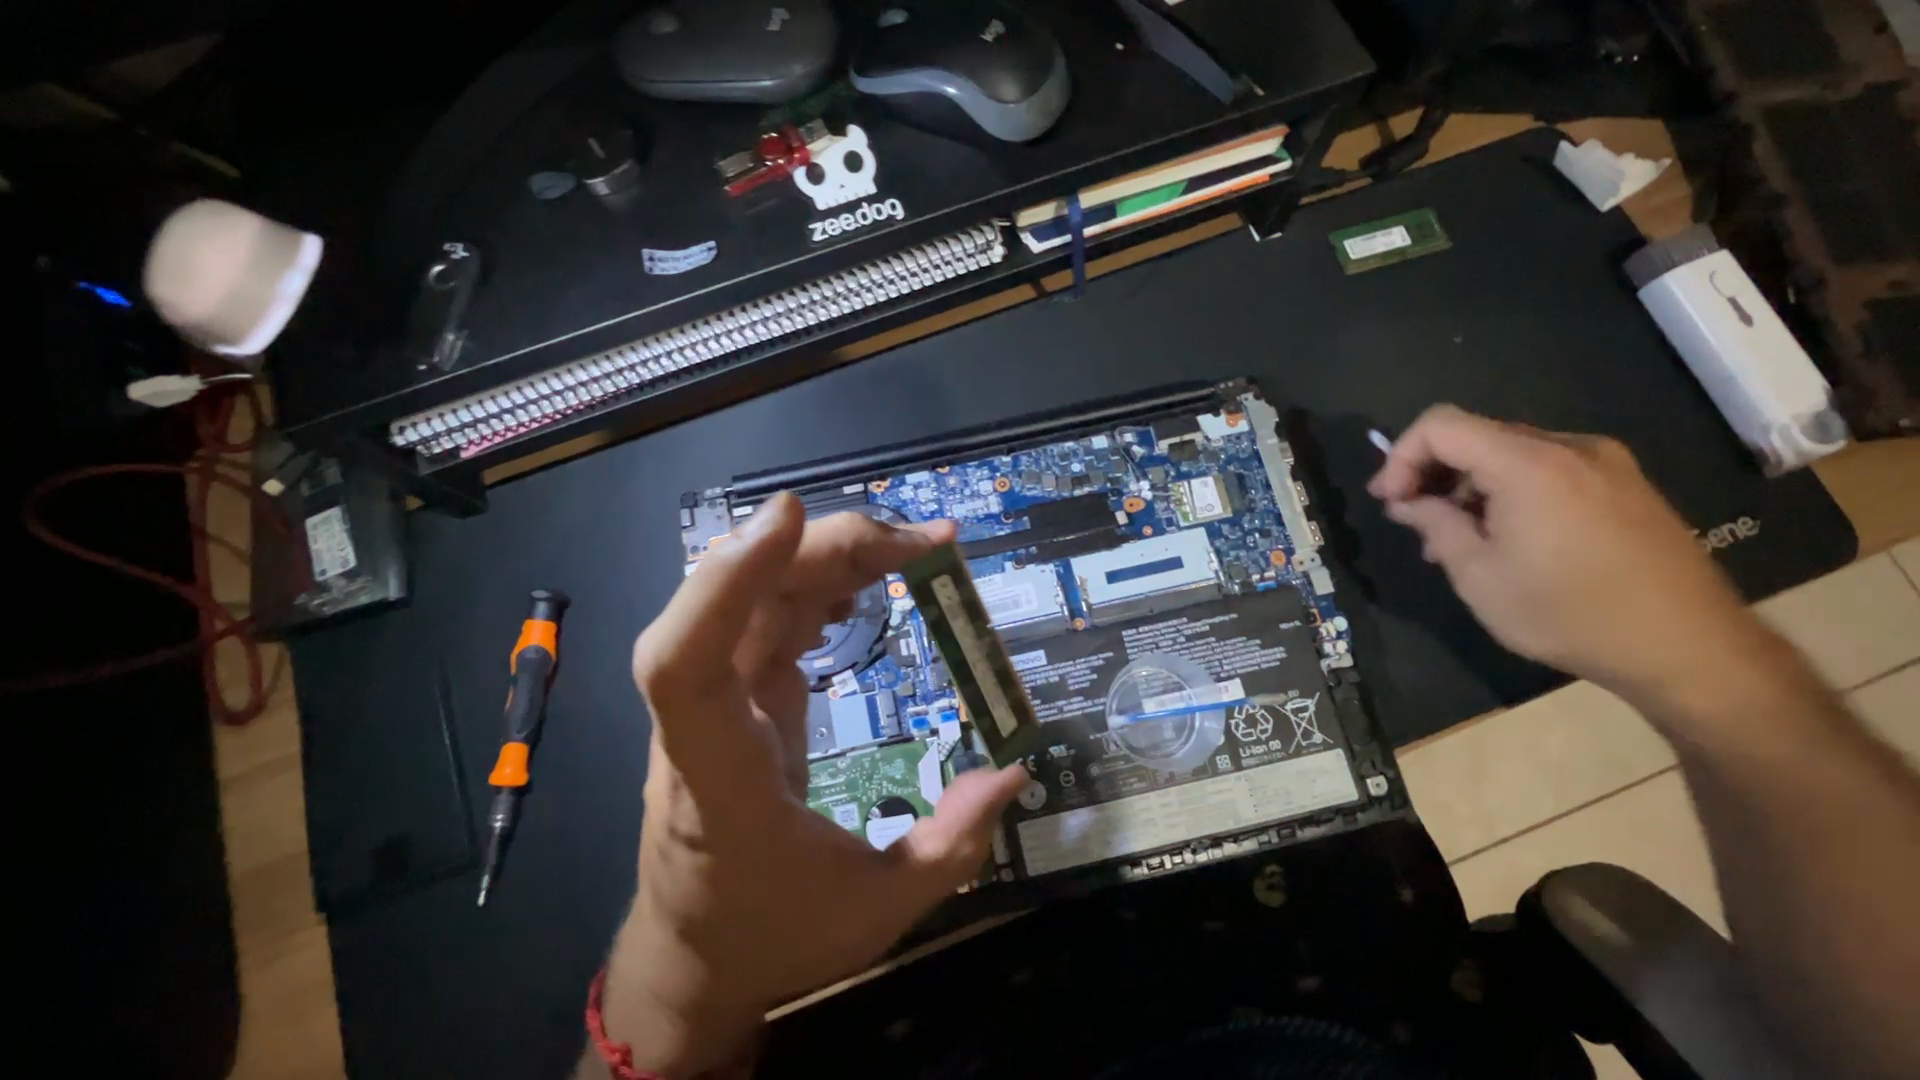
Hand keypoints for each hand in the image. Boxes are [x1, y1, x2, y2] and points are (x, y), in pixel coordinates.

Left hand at [605, 493, 1027, 1075]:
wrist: (693, 959)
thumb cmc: (771, 938)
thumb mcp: (876, 913)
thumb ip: (949, 846)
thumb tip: (1014, 774)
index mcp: (721, 779)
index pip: (683, 666)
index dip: (727, 582)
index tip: (789, 518)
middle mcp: (707, 723)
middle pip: (738, 602)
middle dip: (828, 548)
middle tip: (928, 541)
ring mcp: (720, 702)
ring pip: (755, 595)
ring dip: (832, 556)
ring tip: (917, 549)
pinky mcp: (740, 696)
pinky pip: (771, 616)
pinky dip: (820, 582)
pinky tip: (868, 579)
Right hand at [1368, 405, 1777, 707]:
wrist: (1687, 646)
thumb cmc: (1568, 613)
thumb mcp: (1479, 576)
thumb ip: (1436, 526)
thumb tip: (1408, 502)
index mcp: (1528, 463)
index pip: (1442, 425)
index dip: (1401, 456)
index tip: (1389, 501)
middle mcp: (1569, 447)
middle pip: (1478, 436)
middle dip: (1434, 474)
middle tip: (1416, 525)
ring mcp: (1605, 463)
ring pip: (1512, 454)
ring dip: (1471, 487)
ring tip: (1459, 541)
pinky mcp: (1626, 485)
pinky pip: (1549, 470)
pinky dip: (1511, 492)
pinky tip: (1508, 539)